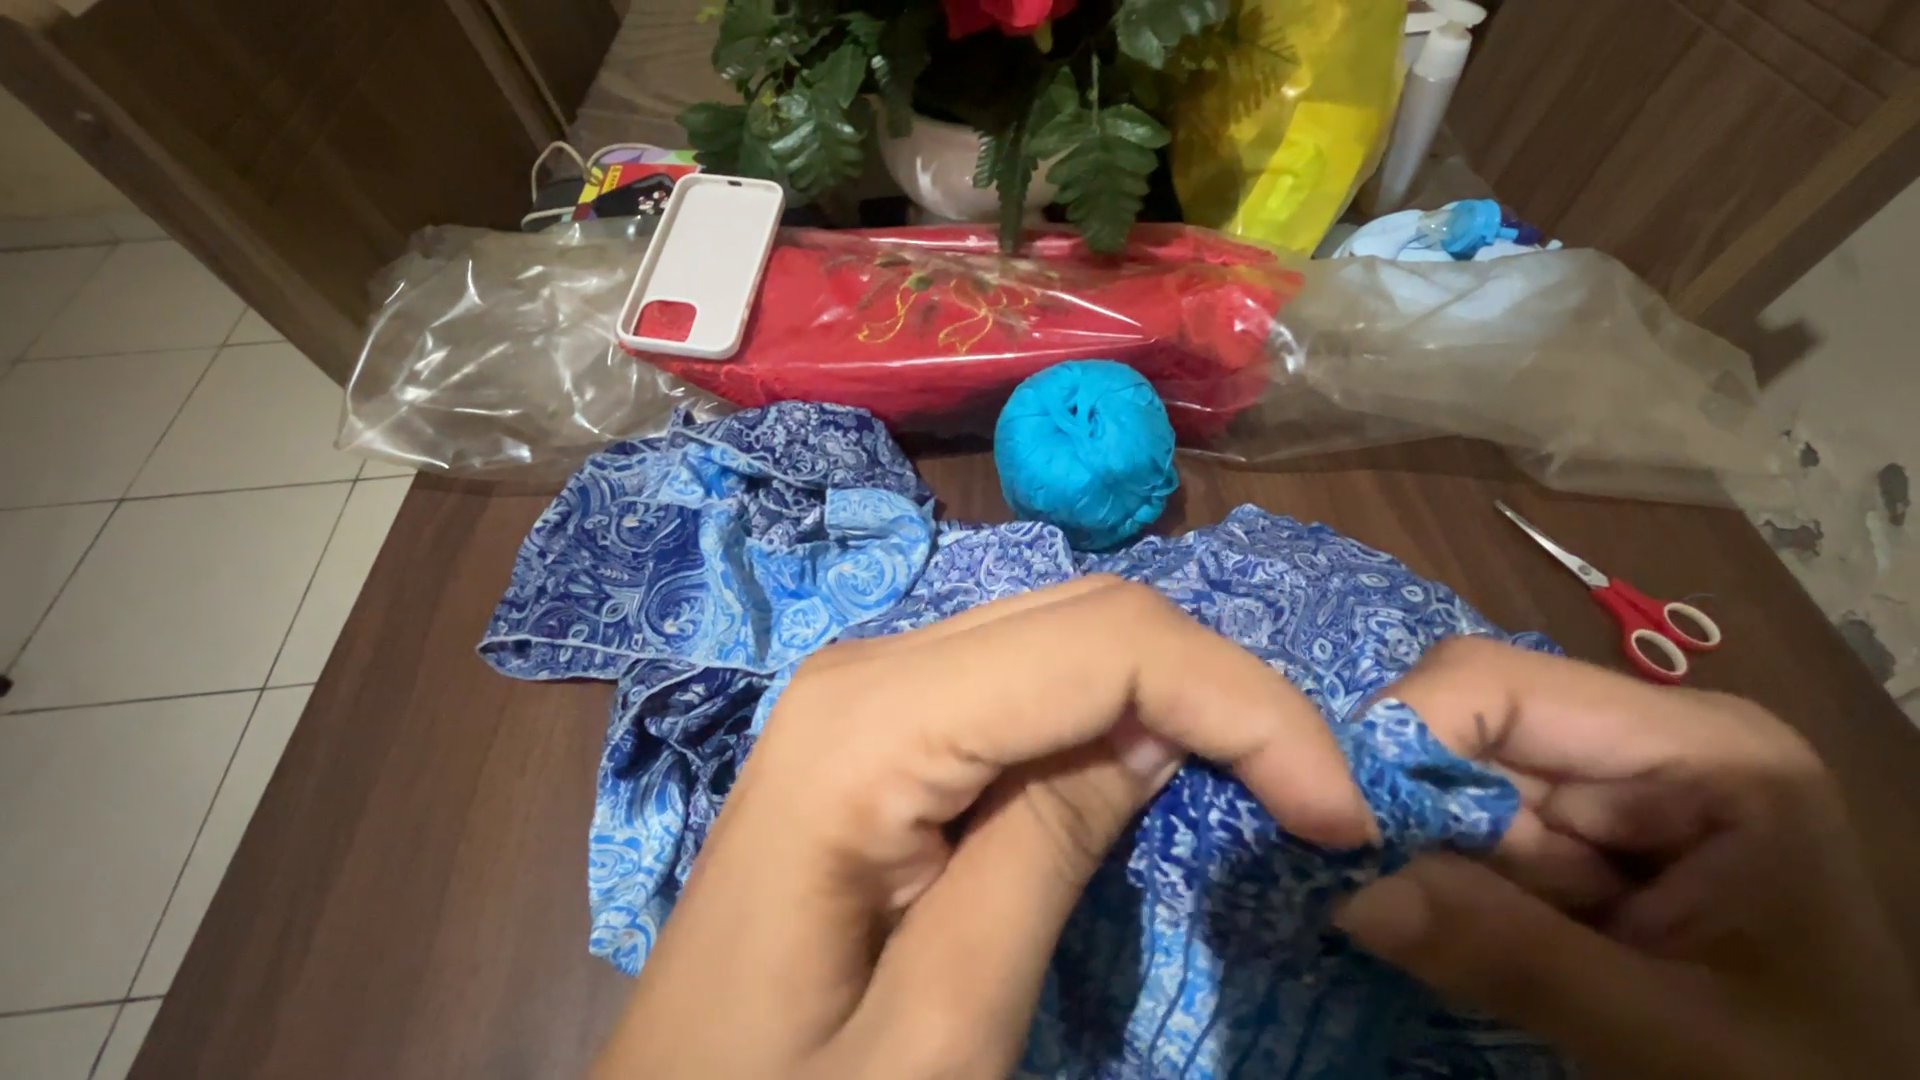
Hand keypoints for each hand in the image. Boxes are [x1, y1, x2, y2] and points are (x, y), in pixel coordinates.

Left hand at [592, 577, 1376, 1078]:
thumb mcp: (937, 1029)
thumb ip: (1044, 848)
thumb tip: (1161, 730)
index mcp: (872, 720)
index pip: (1099, 644)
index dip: (1240, 704)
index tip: (1339, 814)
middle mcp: (871, 666)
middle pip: (1087, 620)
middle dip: (1221, 689)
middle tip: (1315, 801)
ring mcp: (873, 686)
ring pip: (1066, 637)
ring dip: (1177, 695)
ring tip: (1261, 784)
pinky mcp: (885, 720)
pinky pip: (1024, 680)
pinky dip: (1114, 710)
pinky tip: (1156, 765)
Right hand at [1333, 637, 1919, 1078]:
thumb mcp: (1676, 1040)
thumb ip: (1518, 959)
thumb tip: (1354, 896)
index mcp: (1698, 750)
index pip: (1497, 684)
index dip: (1404, 733)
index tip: (1344, 825)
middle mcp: (1641, 739)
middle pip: (1462, 727)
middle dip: (1414, 813)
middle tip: (1385, 897)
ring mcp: (1603, 779)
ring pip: (1448, 780)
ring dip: (1428, 856)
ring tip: (1455, 936)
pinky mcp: (1572, 822)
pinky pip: (1464, 824)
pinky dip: (1441, 875)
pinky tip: (1466, 926)